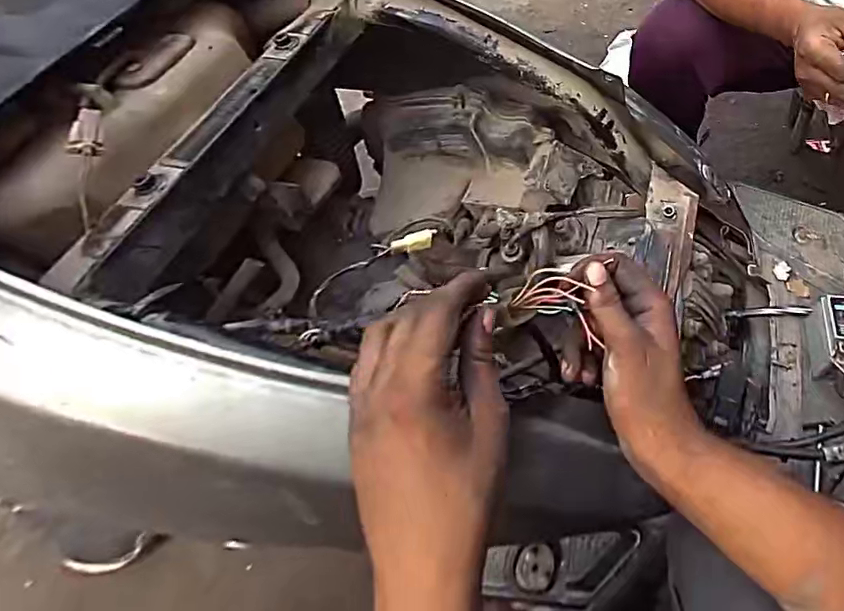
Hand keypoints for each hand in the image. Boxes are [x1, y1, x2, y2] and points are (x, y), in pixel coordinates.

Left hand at [350, 273, 506, 607]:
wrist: (421, 564)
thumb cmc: (464, 501)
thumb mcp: (488, 426)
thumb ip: (481, 363)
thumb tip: (483, 318)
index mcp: (411, 390)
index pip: (433, 315)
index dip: (460, 289)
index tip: (483, 279)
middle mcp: (376, 391)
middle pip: (404, 319)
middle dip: (440, 298)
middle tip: (473, 296)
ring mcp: (359, 407)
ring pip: (377, 335)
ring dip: (411, 316)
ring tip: (446, 317)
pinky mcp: (355, 423)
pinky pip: (365, 364)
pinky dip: (389, 342)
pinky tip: (414, 350)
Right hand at [578, 257, 705, 484]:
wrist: (655, 444)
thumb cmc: (649, 399)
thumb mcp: (623, 345)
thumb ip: (607, 305)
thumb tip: (594, 269)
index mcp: (650, 303)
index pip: (617, 265)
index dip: (590, 271)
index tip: (568, 286)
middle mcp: (639, 313)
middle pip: (598, 292)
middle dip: (580, 315)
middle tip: (571, 331)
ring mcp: (627, 333)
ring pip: (589, 318)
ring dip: (577, 342)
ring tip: (577, 367)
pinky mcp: (616, 352)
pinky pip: (589, 340)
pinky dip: (580, 356)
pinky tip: (581, 375)